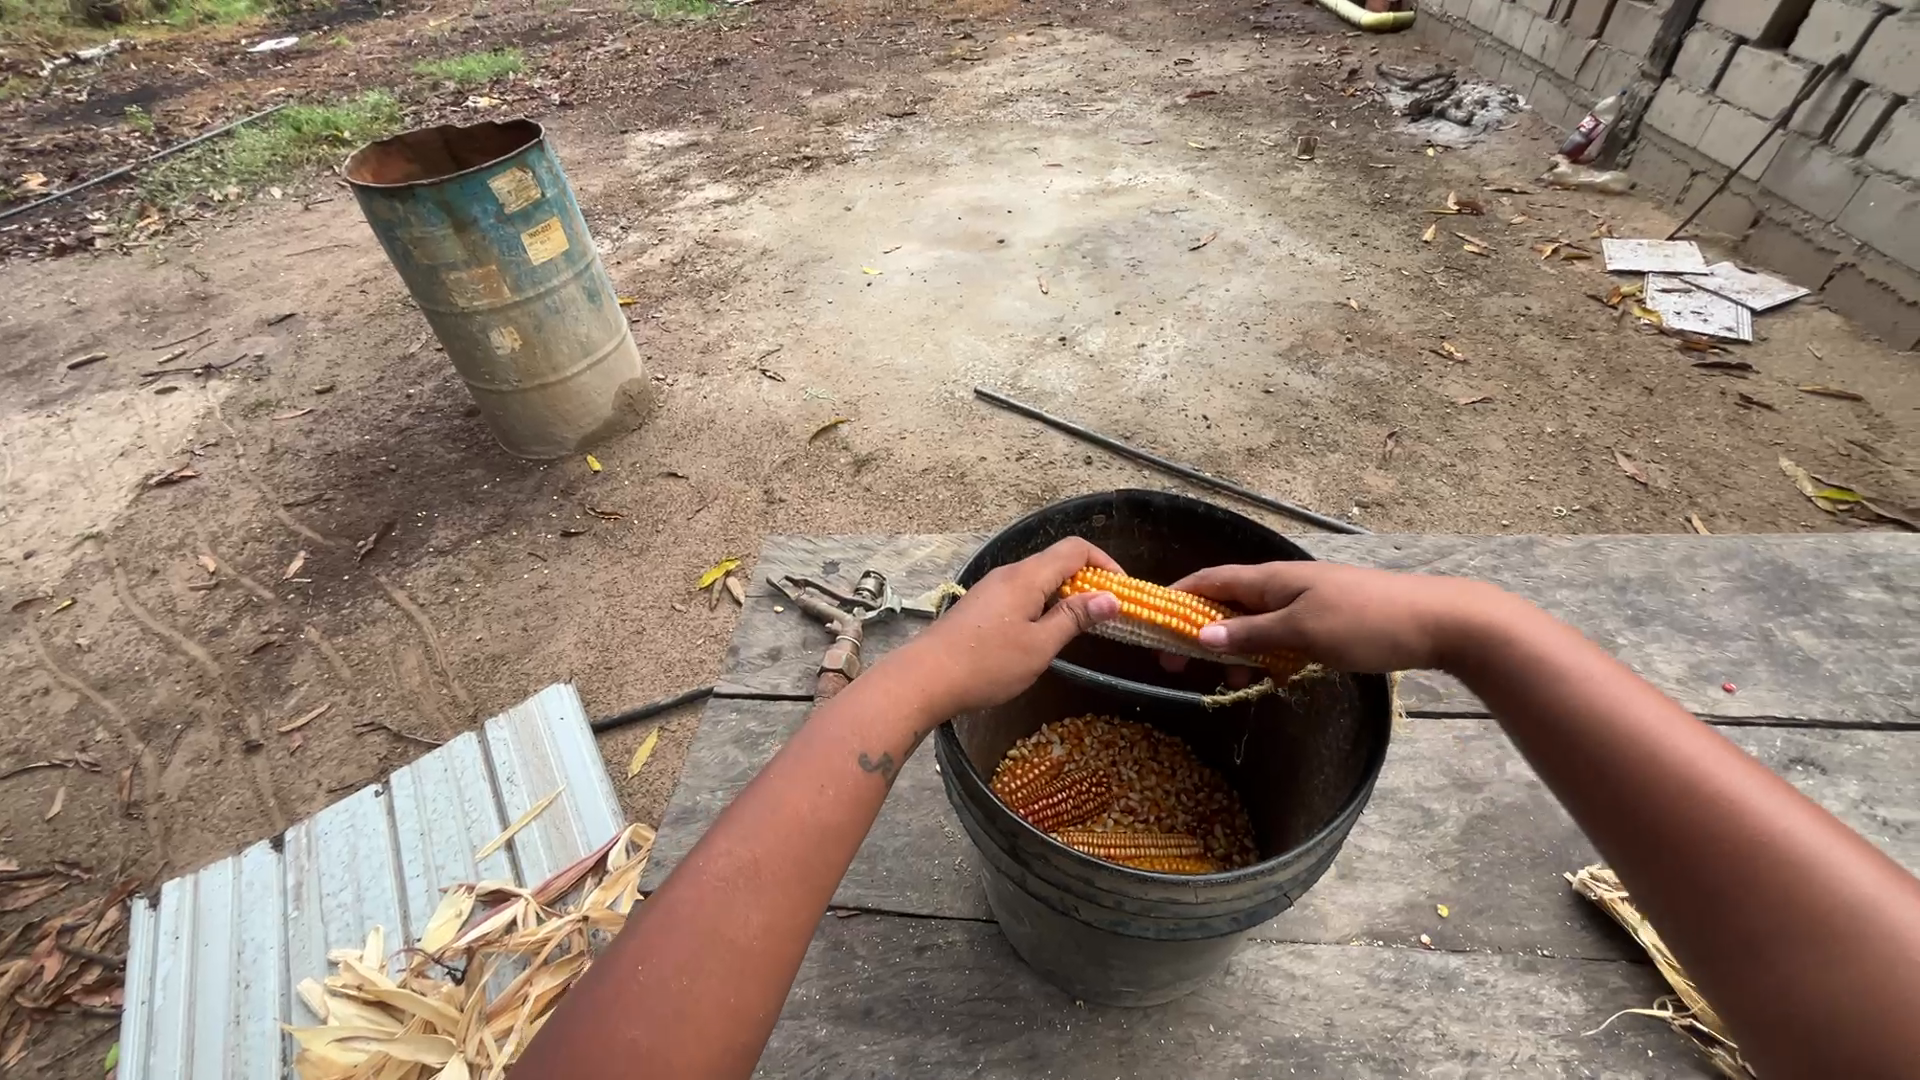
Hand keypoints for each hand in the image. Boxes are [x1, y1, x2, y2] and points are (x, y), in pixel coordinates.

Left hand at [894, 537, 1122, 714]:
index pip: (1075, 549)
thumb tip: (1111, 597)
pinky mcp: (981, 605)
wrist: (925, 677)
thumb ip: (1074, 617)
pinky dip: (1043, 603)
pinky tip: (1044, 632)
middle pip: (1057, 561)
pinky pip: (1021, 592)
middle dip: (1088, 580)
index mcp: (1027, 576)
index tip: (1122, 592)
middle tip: (1106, 613)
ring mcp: (992, 588)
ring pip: (1038, 578)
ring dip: (1065, 594)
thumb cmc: (986, 664)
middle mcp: (1009, 573)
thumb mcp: (1040, 645)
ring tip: (1080, 625)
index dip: (1105, 564)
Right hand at [1162, 561, 1509, 673]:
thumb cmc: (1365, 622)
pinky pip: (1278, 636)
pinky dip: (1264, 655)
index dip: (1177, 597)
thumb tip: (1199, 636)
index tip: (1152, 621)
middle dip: (1199, 631)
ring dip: (1233, 649)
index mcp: (1270, 579)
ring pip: (1252, 623)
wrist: (1440, 622)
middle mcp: (1281, 586)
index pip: (1209, 580)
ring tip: (1223, 680)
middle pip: (1226, 604)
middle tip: (1177, 664)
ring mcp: (1304, 603)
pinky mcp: (1324, 621)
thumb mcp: (1301, 632)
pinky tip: (1266, 678)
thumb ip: (1249, 635)